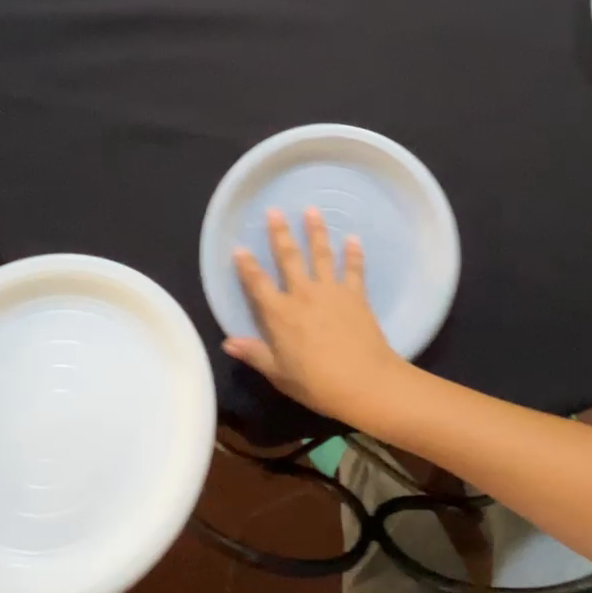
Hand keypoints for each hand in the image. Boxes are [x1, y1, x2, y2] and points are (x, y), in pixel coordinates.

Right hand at [224, 207, 406, 418]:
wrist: (363, 381)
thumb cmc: (316, 383)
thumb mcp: (279, 374)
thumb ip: (254, 354)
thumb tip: (228, 342)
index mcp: (280, 314)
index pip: (258, 284)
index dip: (247, 266)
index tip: (239, 247)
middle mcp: (303, 295)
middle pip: (289, 258)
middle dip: (280, 233)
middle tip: (275, 210)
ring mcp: (331, 291)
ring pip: (321, 254)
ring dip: (316, 232)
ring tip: (312, 210)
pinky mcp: (356, 295)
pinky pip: (354, 269)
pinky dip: (354, 253)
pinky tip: (353, 238)